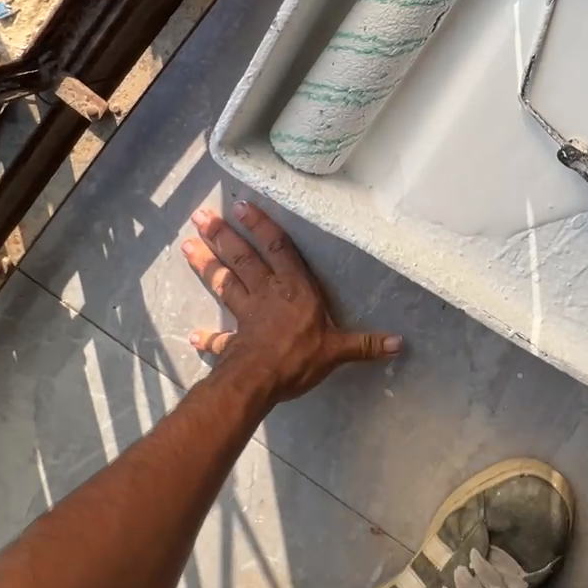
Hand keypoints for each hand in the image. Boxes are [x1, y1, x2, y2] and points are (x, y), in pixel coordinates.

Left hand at [180, 200, 399, 409]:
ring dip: (206, 265)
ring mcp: (246, 315)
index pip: (278, 248)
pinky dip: (207, 337)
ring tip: (186, 246)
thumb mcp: (338, 349)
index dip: (261, 226)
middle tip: (199, 216)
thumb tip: (400, 343)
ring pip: (225, 284)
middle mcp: (267, 293)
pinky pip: (219, 338)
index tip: (241, 205)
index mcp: (294, 288)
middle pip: (242, 259)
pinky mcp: (233, 341)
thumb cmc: (298, 356)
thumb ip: (365, 344)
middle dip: (222, 236)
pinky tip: (194, 335)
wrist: (257, 383)